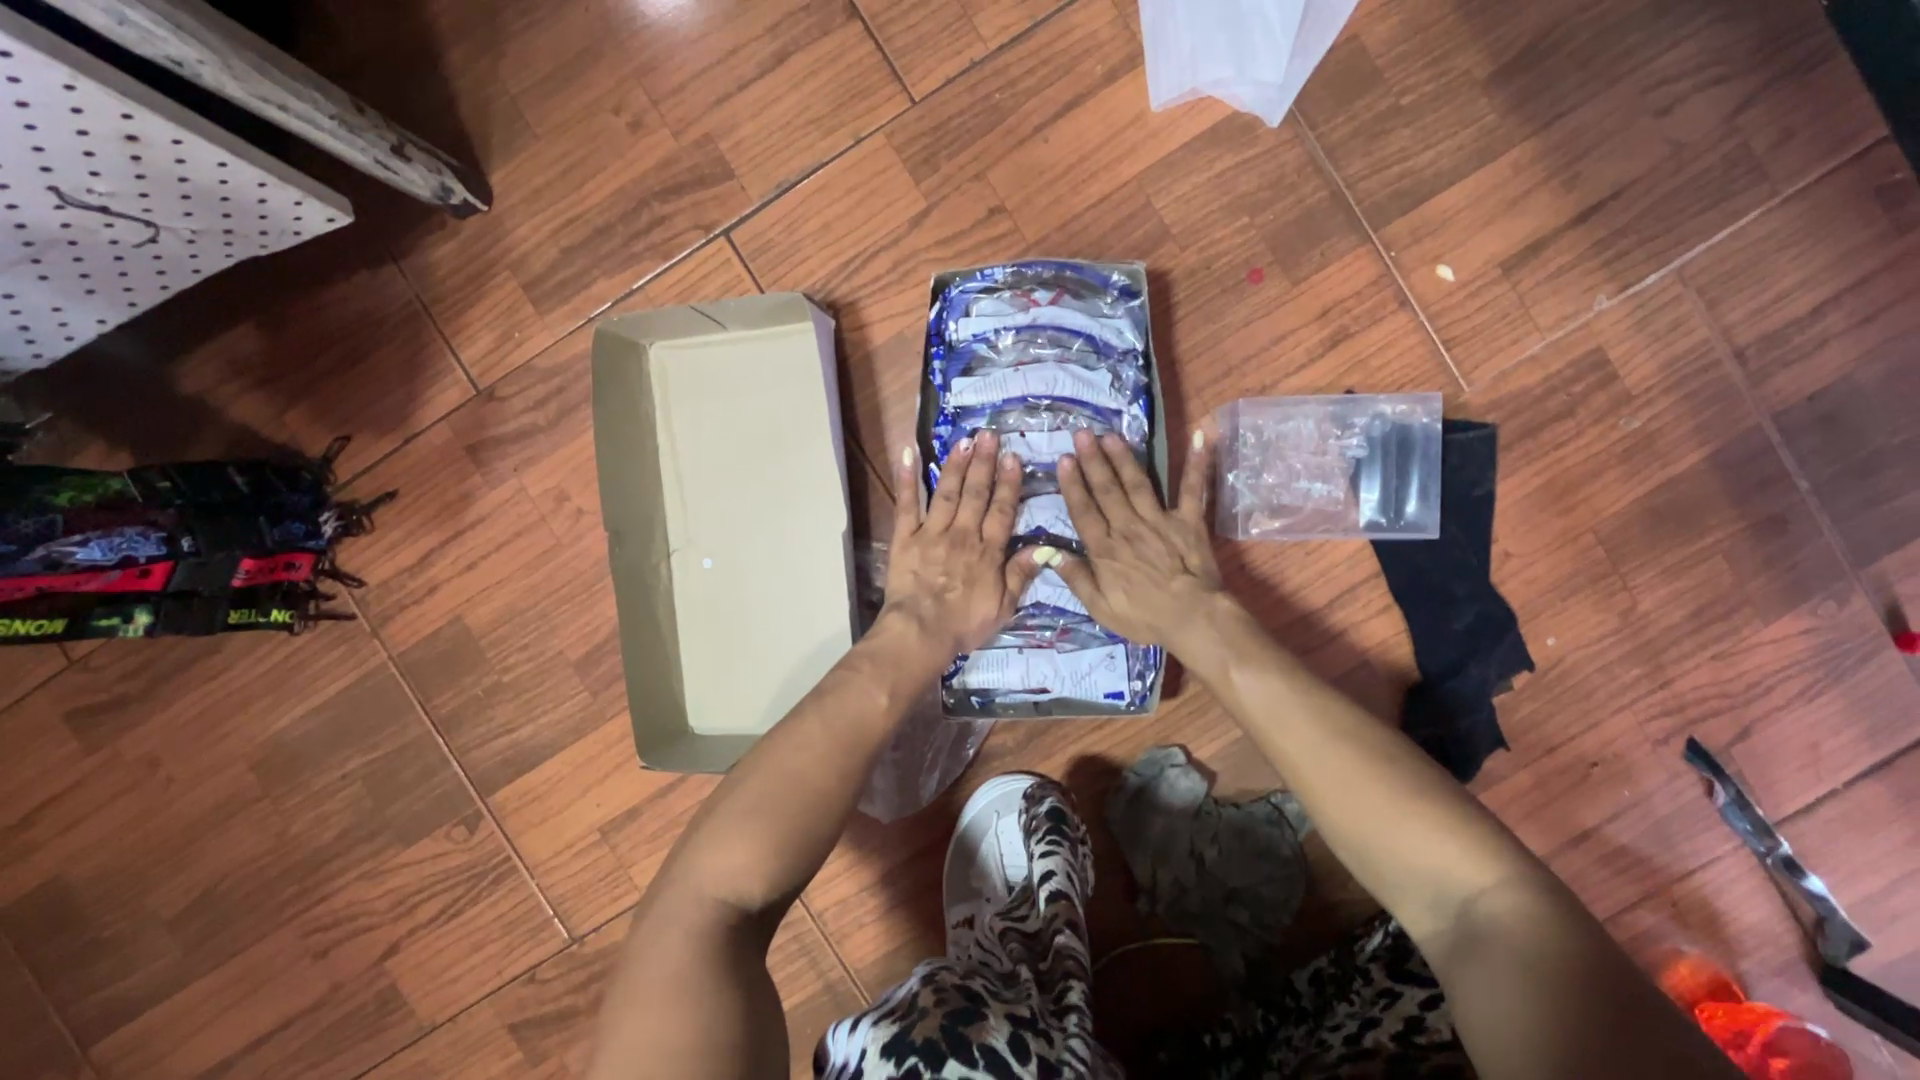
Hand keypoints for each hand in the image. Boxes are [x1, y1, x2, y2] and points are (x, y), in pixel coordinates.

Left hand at [880, 430, 1045, 661]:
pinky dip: (907, 478)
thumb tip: (1045, 548)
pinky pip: (906, 504)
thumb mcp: (1003, 607)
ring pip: (947, 492)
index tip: (1013, 457)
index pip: (1002, 511)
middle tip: (990, 435)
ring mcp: (932, 533)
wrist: (920, 632)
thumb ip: (1021, 575)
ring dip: (956, 464)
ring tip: (964, 440)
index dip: (1009, 483)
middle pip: (976, 494)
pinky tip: (909, 453)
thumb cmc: (963, 625)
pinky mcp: (905, 537)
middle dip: (984, 463)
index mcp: (988, 552)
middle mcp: (962, 534)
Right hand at [1052, 428, 1229, 647]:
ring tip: (1111, 435)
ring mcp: (1160, 521)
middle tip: (1082, 434)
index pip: (1084, 511)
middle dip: (1092, 460)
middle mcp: (1128, 527)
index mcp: (1105, 549)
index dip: (1072, 484)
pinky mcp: (1189, 521)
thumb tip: (1050, 552)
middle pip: (1106, 490)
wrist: (1193, 618)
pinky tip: (1202, 437)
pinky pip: (1192, 489)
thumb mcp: (1100, 607)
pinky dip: (1197, 463)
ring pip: (1137, 483)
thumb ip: (1076, 577)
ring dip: (1123, 457)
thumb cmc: (1144, 618)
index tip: (1064, 460)